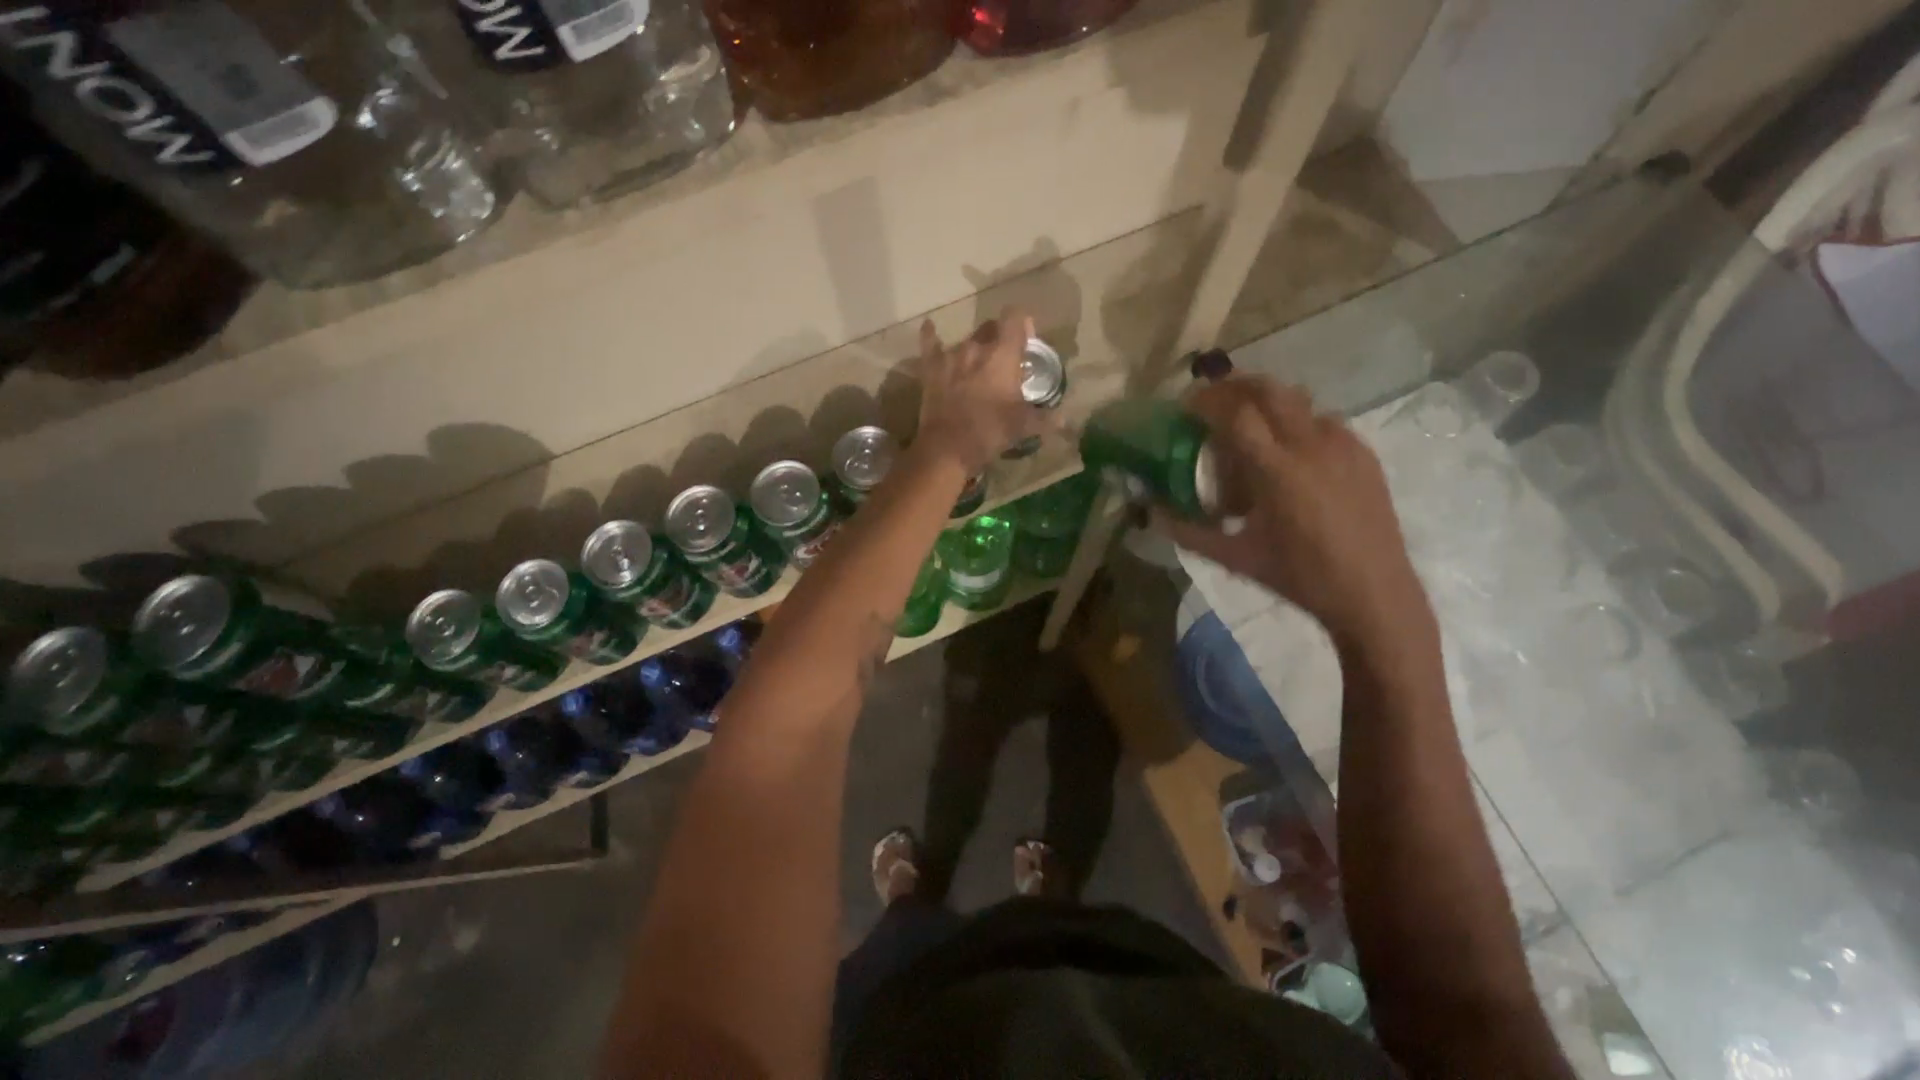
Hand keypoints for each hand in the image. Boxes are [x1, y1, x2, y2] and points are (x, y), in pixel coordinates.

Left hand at [914, 307, 1055, 473]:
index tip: (1027, 339)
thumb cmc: (990, 431)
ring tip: (978, 366)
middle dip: (1000, 337)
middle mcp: (977, 347)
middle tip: (1005, 359)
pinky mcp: (931, 368)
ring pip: (966, 340)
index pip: (1015, 318)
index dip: (1022, 323)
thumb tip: (1064, 419)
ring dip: (975, 349)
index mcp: (1003, 355)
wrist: (948, 448)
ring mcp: (951, 355)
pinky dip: (931, 335)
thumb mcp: (1023, 425)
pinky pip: (930, 343)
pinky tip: (930, 327)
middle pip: (991, 327)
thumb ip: (1045, 418)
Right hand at [1154, 376, 1430, 646]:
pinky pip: (1325, 422)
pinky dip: (1299, 425)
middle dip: (1236, 386)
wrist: (1373, 593)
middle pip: (1269, 390)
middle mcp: (1311, 446)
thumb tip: (1151, 512)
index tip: (1187, 406)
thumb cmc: (1300, 577)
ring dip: (1269, 404)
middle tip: (1214, 401)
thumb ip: (1189, 532)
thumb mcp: (1236, 558)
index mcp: (1276, 471)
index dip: (1207, 401)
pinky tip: (1293, 455)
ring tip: (1253, 428)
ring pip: (1299, 401)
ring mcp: (1343, 445)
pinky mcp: (1365, 454)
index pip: (1236, 412)